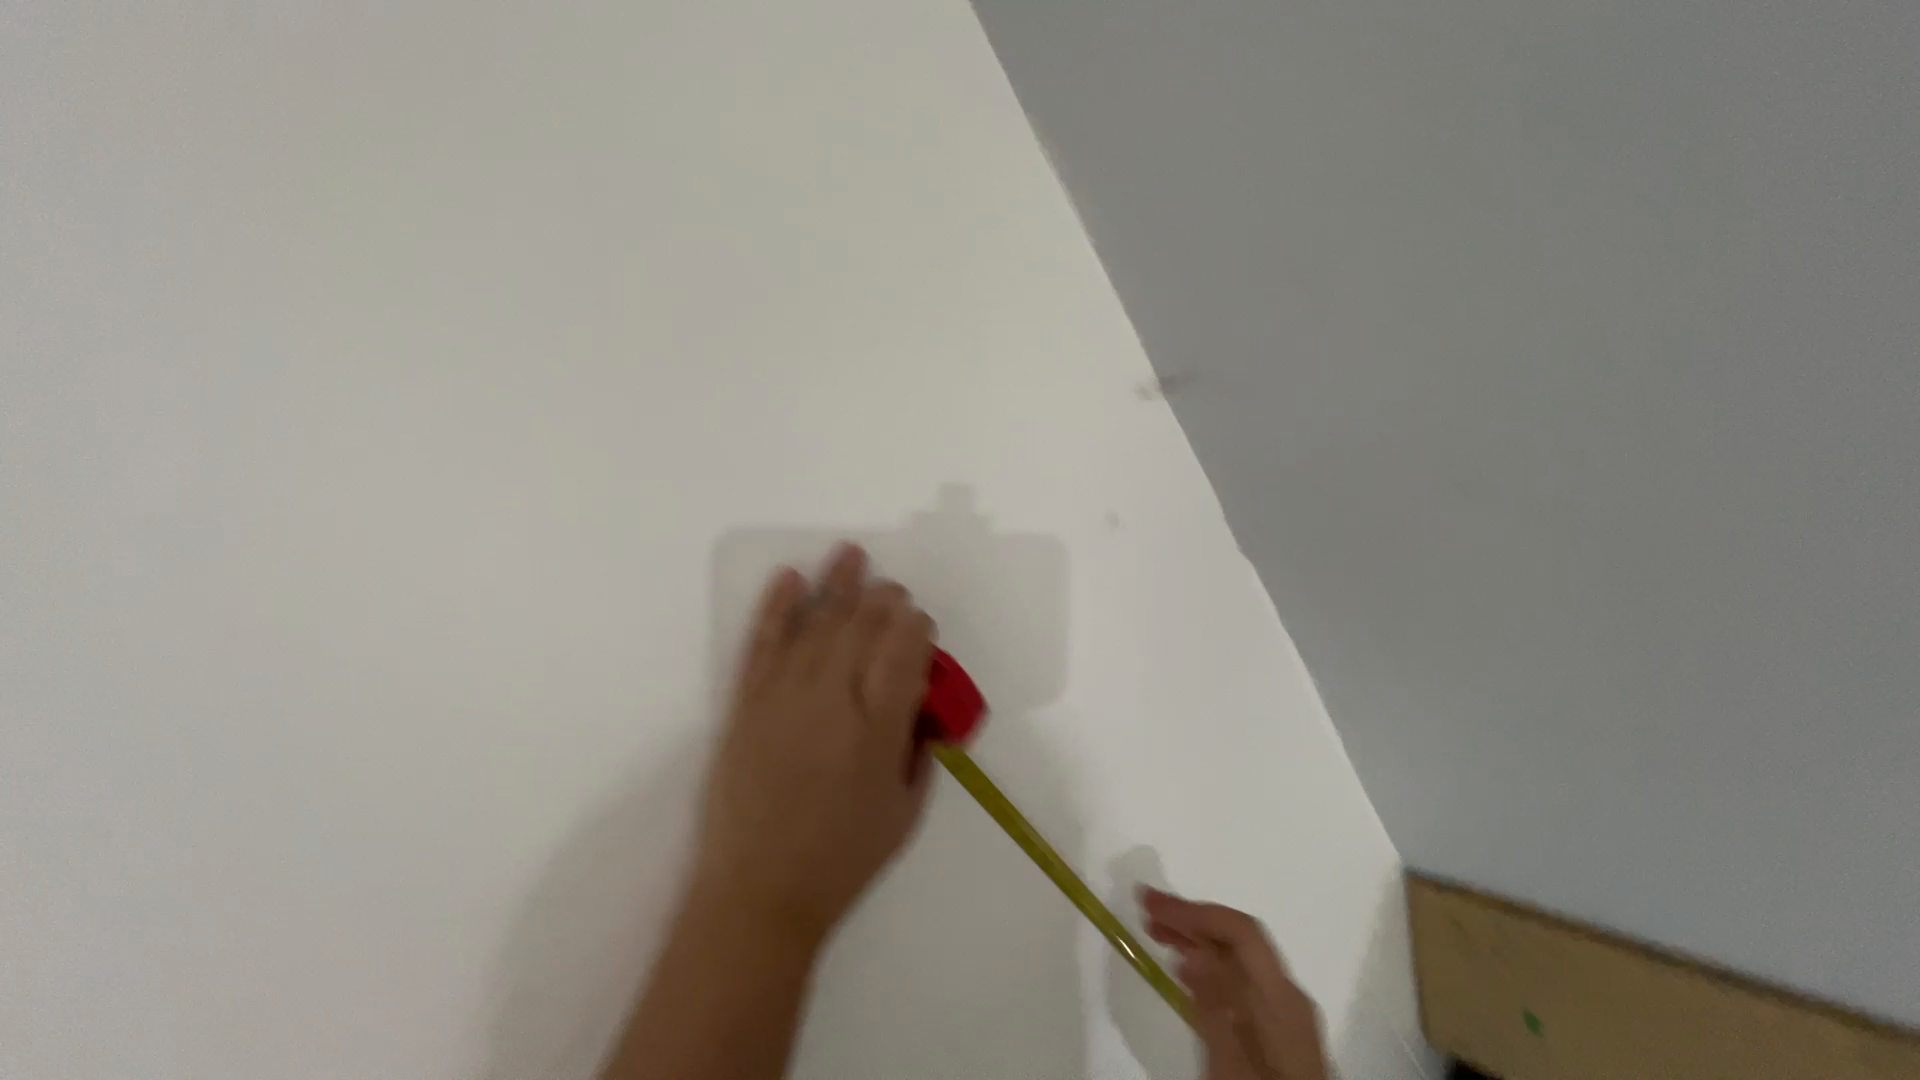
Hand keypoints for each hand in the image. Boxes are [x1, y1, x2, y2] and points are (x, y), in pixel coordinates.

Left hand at [692, 544, 936, 949]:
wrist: (757, 893)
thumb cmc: (842, 859)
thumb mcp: (906, 812)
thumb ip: (919, 750)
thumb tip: (921, 706)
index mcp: (879, 726)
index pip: (904, 650)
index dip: (916, 626)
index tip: (920, 623)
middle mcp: (833, 698)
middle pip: (863, 626)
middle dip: (883, 598)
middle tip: (893, 588)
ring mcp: (783, 696)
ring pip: (816, 623)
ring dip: (837, 584)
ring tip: (851, 554)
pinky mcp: (745, 703)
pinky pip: (761, 643)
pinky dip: (775, 607)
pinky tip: (789, 579)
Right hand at [1142, 888, 1330, 1079]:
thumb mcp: (1232, 1067)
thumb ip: (1215, 1009)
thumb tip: (1192, 950)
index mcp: (1282, 999)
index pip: (1240, 931)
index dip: (1193, 910)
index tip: (1147, 902)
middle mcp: (1290, 999)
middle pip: (1240, 941)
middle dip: (1191, 918)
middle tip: (1144, 909)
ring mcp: (1289, 1020)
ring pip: (1240, 961)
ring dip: (1197, 940)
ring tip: (1157, 934)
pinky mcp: (1281, 1042)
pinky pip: (1242, 984)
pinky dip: (1210, 969)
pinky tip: (1188, 976)